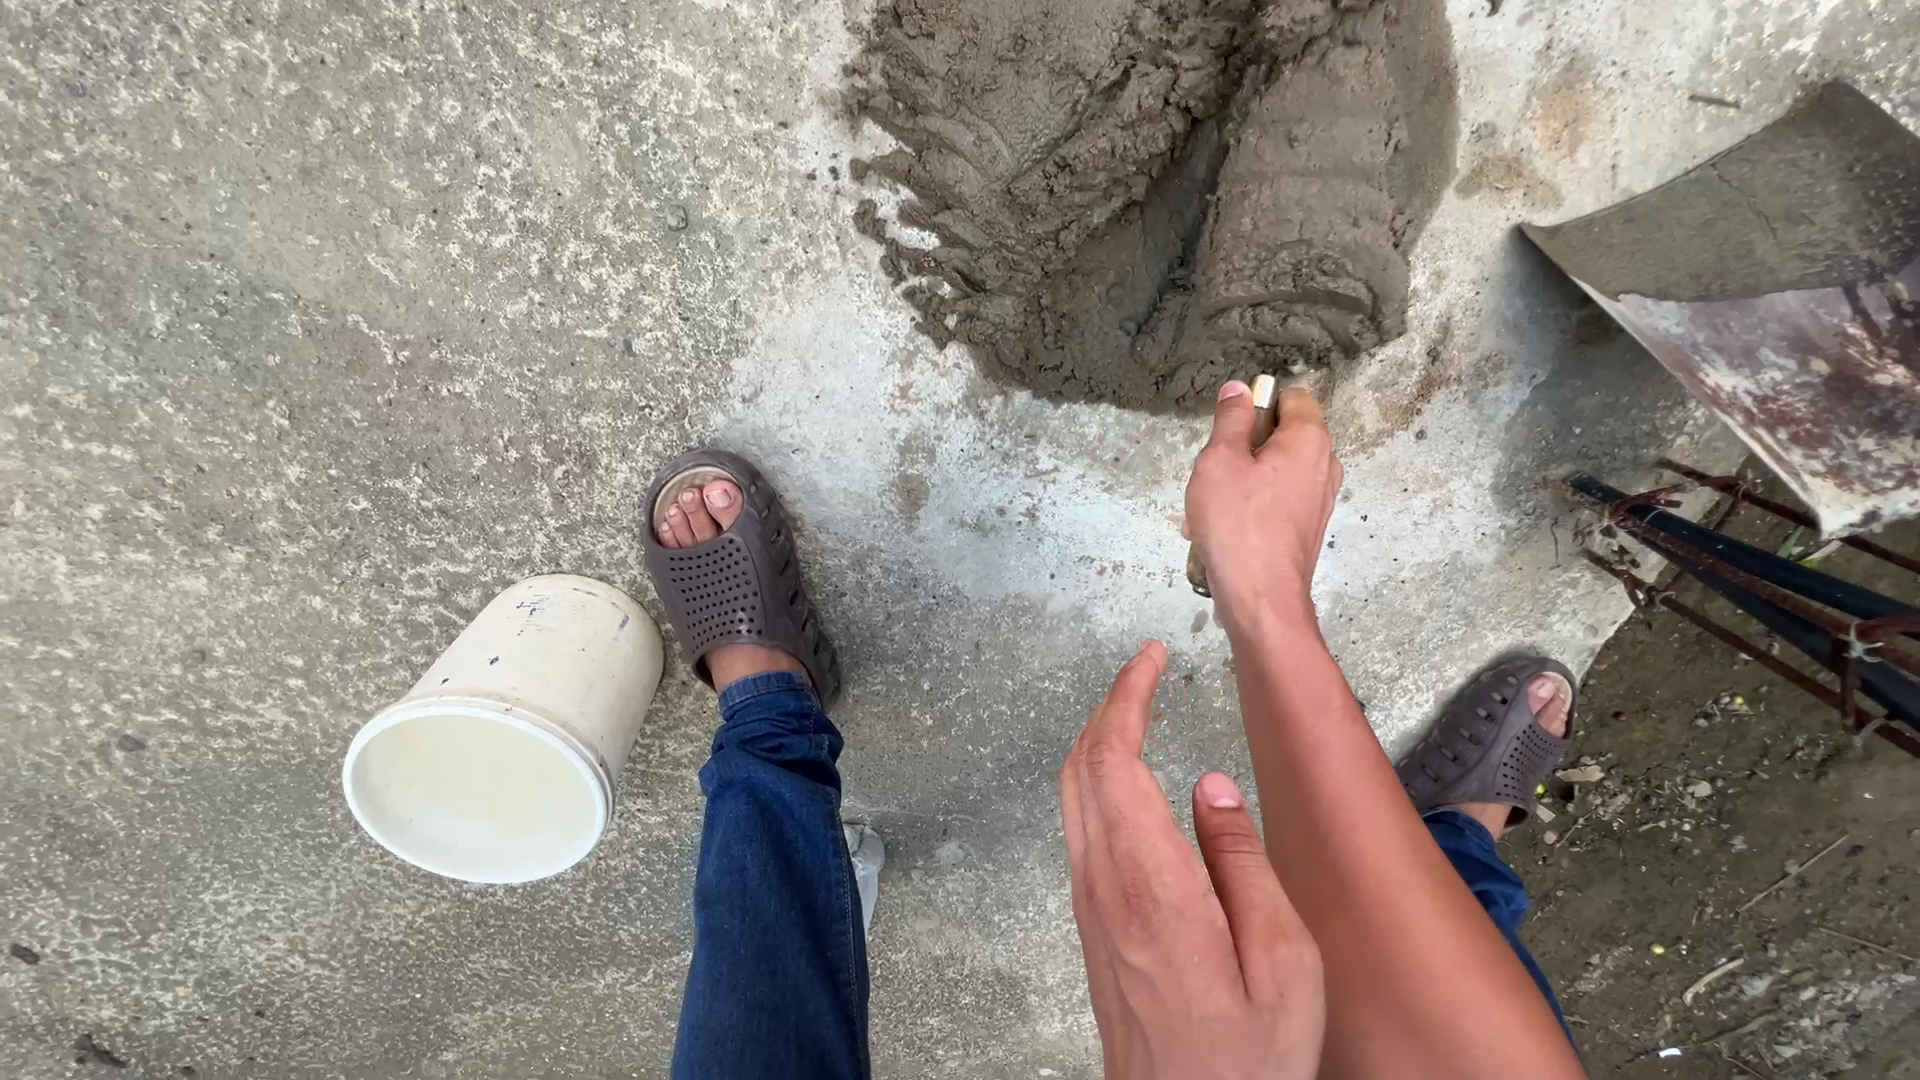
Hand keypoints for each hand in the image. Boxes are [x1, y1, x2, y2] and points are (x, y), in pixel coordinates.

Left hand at [1060, 641, 1323, 1079]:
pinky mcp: (1089, 914)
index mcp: (1150, 880)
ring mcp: (1087, 896)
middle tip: (1146, 670)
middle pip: (1082, 762)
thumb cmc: (1246, 1056)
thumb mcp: (1283, 962)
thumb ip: (1243, 862)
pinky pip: (1078, 820)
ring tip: (1137, 706)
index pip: (1114, 756)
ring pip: (1072, 789)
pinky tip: (1126, 771)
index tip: (1150, 658)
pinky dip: (1095, 774)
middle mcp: (1103, 879)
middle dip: (1109, 703)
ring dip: (1098, 735)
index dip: (1127, 695)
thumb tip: (1211, 785)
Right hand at [1184, 382, 1342, 618]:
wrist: (1260, 595)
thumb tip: (1239, 389)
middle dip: (1244, 448)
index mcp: (1309, 439)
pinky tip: (1224, 529)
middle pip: (1280, 435)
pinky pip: (1276, 500)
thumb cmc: (1237, 523)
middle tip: (1215, 472)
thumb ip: (1230, 419)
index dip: (1257, 404)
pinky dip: (1250, 506)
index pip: (1291, 396)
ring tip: (1212, 507)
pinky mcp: (1308, 527)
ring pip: (1274, 470)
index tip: (1229, 429)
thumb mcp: (1219, 461)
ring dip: (1241, 480)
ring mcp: (1320, 499)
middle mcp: (1324, 464)